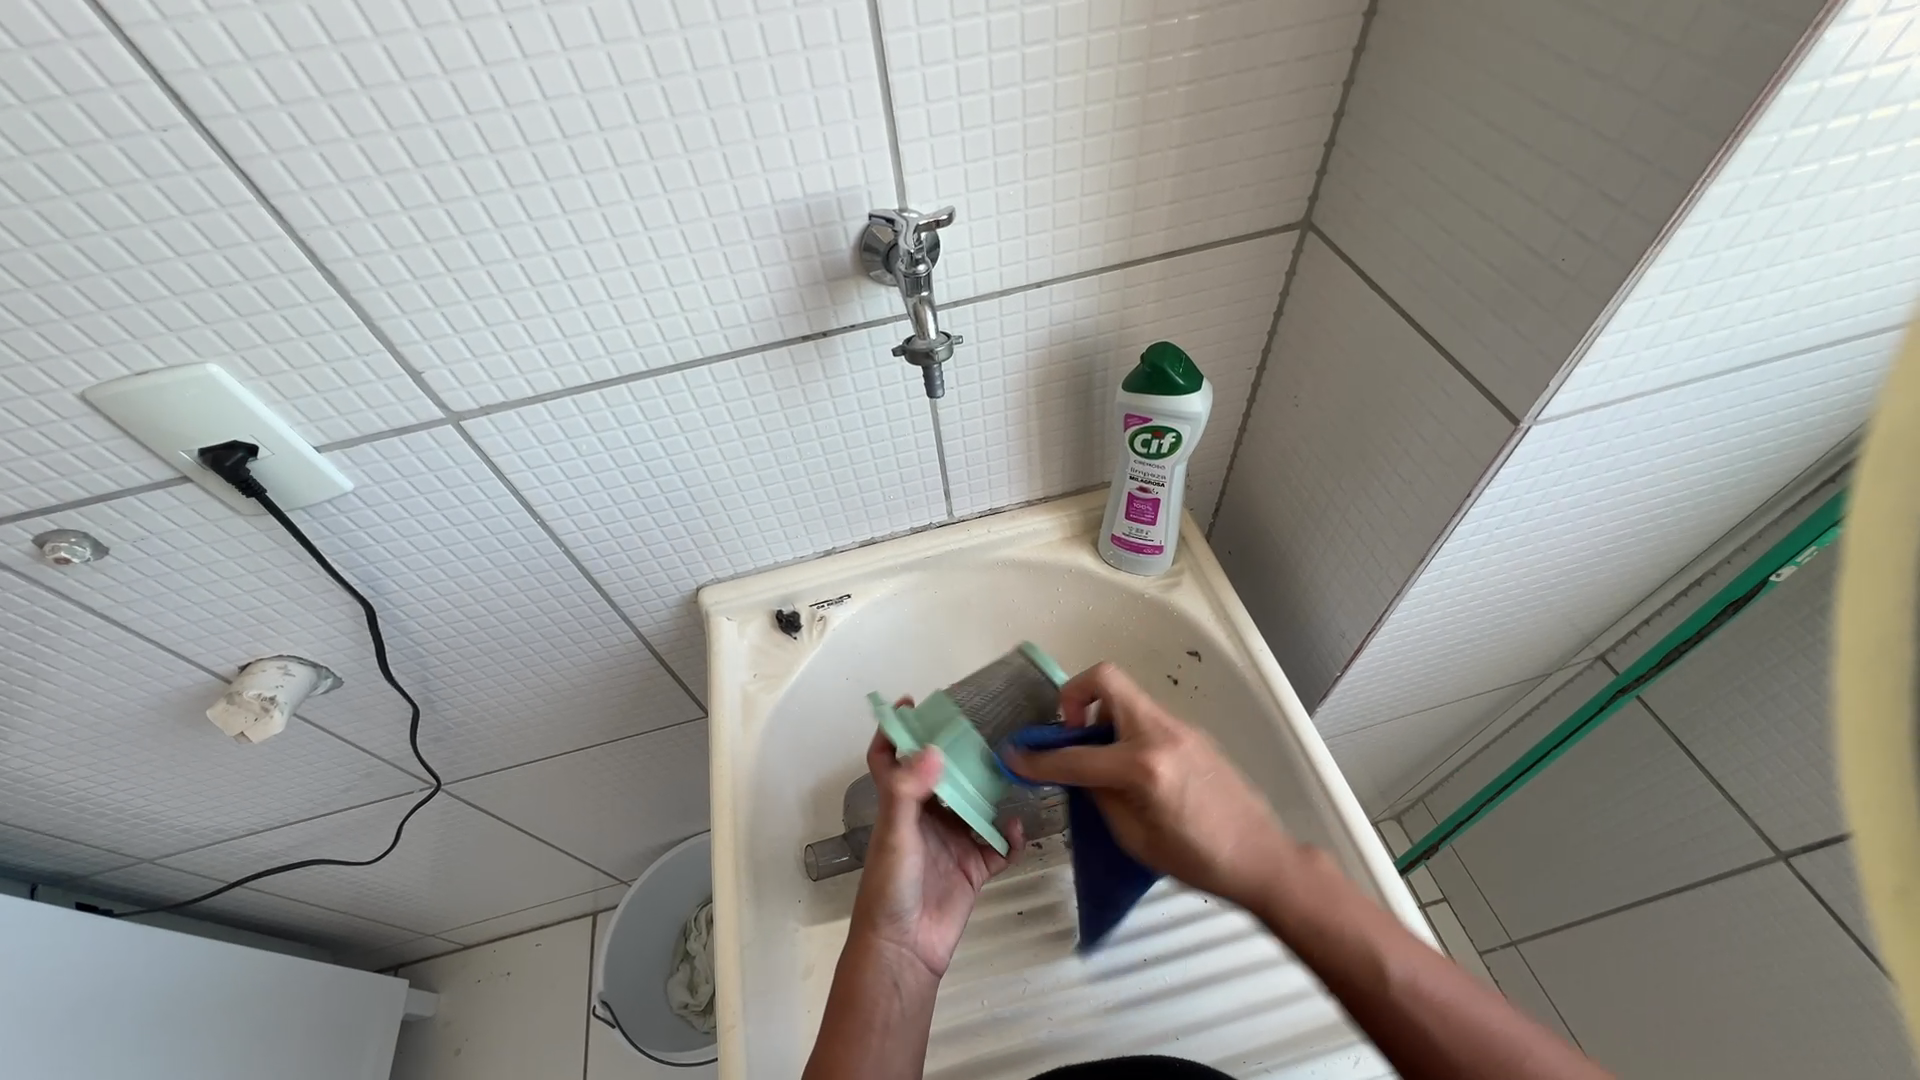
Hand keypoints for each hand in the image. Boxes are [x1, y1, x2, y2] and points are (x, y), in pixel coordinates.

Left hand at [848, 711, 1023, 980]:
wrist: (906, 950)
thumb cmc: (891, 886)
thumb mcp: (895, 833)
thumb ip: (908, 791)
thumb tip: (935, 750)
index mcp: (899, 805)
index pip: (890, 759)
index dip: (896, 732)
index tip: (912, 704)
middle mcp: (926, 817)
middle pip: (943, 776)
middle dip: (959, 754)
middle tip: (985, 729)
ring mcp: (952, 841)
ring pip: (976, 806)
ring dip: (992, 791)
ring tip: (1014, 768)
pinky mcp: (974, 867)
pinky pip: (998, 845)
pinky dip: (1010, 836)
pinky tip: (1018, 828)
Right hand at [1002, 662, 1292, 908]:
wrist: (1262, 856)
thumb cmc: (1198, 859)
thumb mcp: (1134, 838)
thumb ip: (1099, 796)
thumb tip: (1075, 773)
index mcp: (1143, 767)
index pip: (1075, 756)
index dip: (1038, 760)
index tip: (1014, 756)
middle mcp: (1160, 733)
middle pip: (1105, 679)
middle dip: (1072, 695)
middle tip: (1067, 730)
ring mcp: (1179, 727)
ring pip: (1125, 695)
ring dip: (1100, 713)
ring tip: (1098, 754)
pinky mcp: (1191, 732)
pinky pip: (1145, 715)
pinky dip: (1123, 727)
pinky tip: (1128, 765)